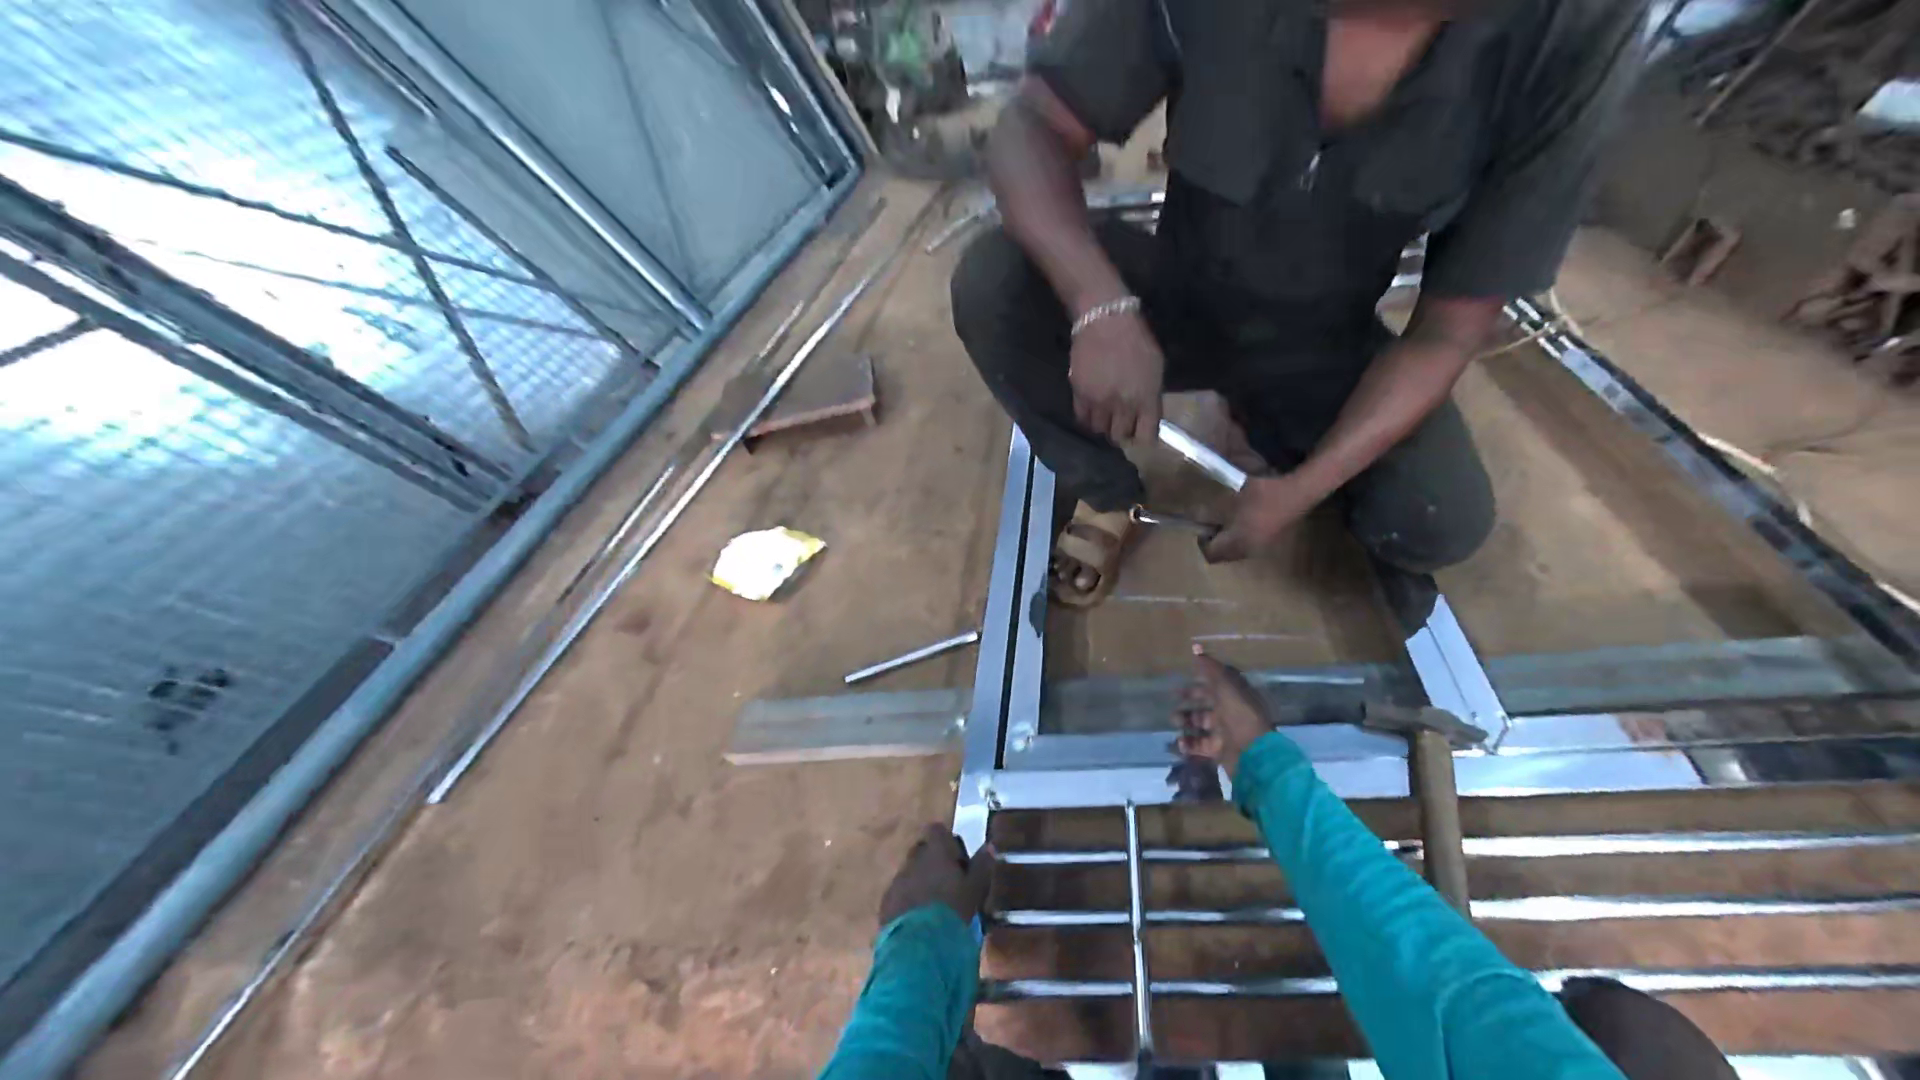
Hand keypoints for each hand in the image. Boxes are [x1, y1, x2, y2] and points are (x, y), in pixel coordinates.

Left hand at [877, 825, 996, 926]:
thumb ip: (982, 866)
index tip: (958, 860)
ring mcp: (897, 880)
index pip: (937, 830)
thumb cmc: (953, 912)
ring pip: (910, 872)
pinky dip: (908, 900)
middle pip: (922, 850)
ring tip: (935, 906)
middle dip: (933, 861)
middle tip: (949, 884)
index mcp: (935, 852)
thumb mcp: (975, 890)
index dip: (947, 841)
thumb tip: (990, 844)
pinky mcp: (886, 902)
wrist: (918, 947)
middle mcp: (913, 860)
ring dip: (920, 882)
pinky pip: (899, 893)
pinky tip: (919, 920)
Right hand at [1069, 309, 1164, 444]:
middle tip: (1121, 422)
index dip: (1143, 438)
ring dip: (1103, 424)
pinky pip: (1082, 418)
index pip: (1145, 437)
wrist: (1105, 320)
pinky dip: (1087, 416)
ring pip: (1099, 429)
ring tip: (1105, 413)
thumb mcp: (1156, 368)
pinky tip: (1092, 406)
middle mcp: (1123, 404)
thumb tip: (1145, 416)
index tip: (1139, 433)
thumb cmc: (1136, 340)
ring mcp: (1099, 401)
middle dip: (1121, 431)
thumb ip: (1151, 396)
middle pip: (1119, 436)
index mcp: (1146, 398)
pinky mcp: (1079, 394)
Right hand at [1174, 647, 1276, 777]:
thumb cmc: (1240, 715)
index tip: (1182, 678)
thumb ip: (1209, 668)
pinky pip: (1199, 745)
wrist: (1253, 754)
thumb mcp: (1225, 687)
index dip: (1199, 680)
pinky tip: (1180, 742)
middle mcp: (1230, 712)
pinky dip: (1188, 744)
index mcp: (1234, 696)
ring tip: (1175, 721)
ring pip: (1200, 724)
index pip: (1215, 684)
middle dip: (1189, 701)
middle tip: (1173, 700)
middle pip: (1206, 704)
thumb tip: (1195, 647)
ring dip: (1185, 721)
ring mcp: (1224, 733)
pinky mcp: (1219, 751)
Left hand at [1202, 472, 1323, 562]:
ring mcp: (1263, 547)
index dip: (1203, 542)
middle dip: (1216, 542)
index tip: (1204, 527)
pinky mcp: (1274, 541)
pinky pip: (1251, 545)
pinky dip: (1244, 537)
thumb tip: (1195, 516)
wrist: (1296, 492)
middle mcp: (1249, 550)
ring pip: (1237, 551)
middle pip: (1223, 555)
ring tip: (1232, 519)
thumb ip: (1209, 510)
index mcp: (1236, 543)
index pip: (1210, 555)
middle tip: (1216, 523)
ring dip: (1230, 539)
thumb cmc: (1260, 494)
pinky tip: (1249, 519)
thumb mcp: (1229, 499)